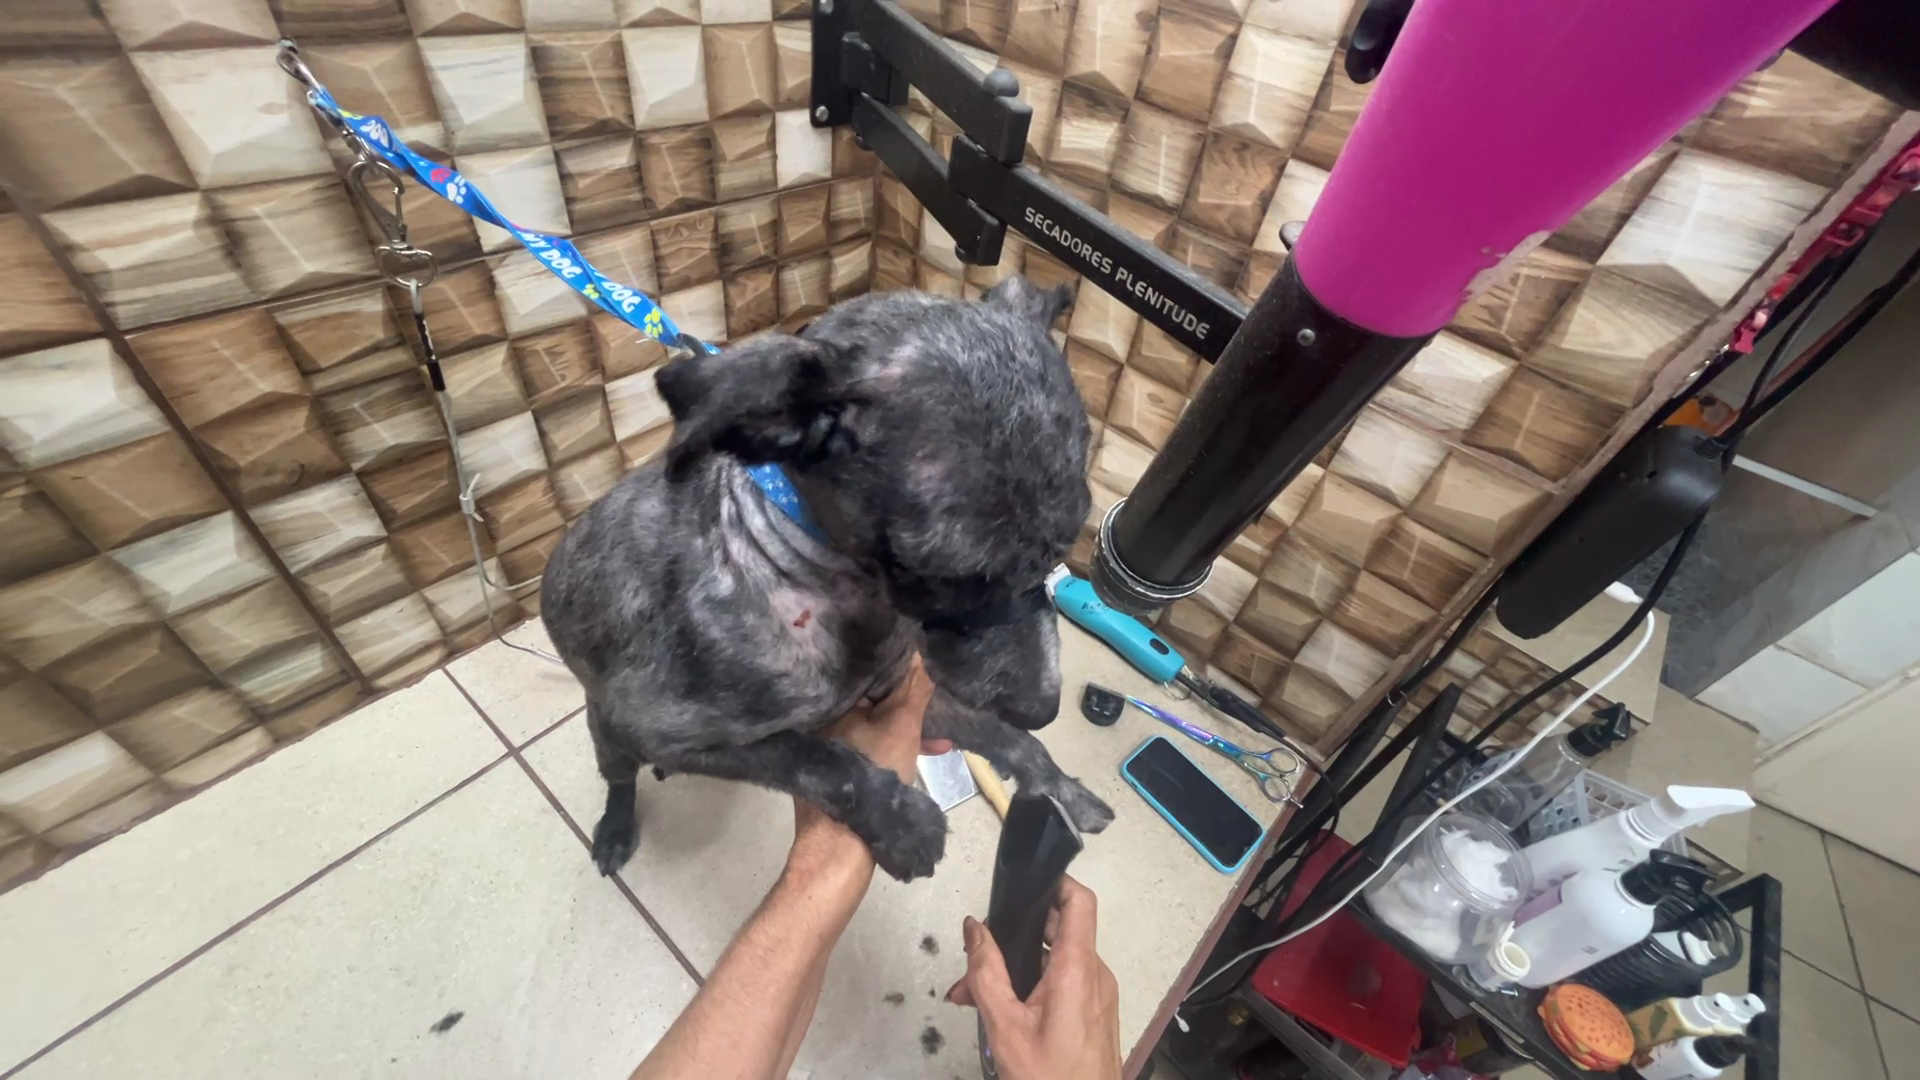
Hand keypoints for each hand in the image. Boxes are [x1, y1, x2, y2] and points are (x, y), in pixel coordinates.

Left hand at [811, 655, 947, 781]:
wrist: (843, 840)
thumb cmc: (873, 770)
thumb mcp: (902, 725)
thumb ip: (915, 688)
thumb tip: (922, 654)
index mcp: (832, 700)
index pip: (870, 669)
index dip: (901, 665)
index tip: (926, 665)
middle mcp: (825, 717)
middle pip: (874, 697)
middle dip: (909, 699)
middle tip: (936, 700)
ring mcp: (830, 744)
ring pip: (876, 722)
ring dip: (908, 725)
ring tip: (941, 735)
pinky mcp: (839, 766)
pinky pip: (872, 743)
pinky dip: (897, 744)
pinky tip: (928, 751)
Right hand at [945, 875, 1121, 1079]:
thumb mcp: (1005, 1028)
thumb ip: (986, 973)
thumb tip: (973, 927)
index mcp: (1077, 968)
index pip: (1079, 900)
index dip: (1055, 881)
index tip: (1023, 884)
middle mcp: (1094, 974)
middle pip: (1058, 929)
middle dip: (1013, 937)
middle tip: (973, 959)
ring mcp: (1097, 995)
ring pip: (1054, 961)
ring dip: (1016, 969)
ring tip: (972, 995)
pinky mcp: (1094, 1015)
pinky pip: (1062, 984)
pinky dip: (1031, 988)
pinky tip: (999, 1012)